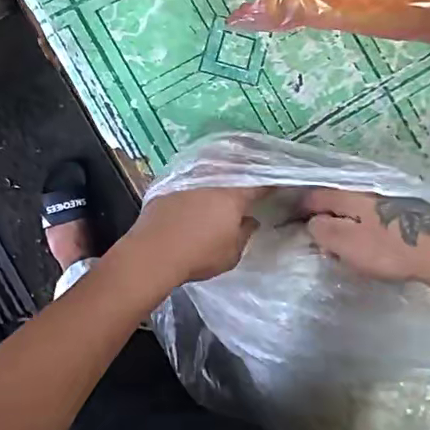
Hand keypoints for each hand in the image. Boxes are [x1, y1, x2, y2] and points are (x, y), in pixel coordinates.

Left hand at [119, 187, 268, 284]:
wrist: (152, 253)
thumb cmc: (199, 255)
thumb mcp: (231, 253)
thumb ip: (245, 234)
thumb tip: (250, 220)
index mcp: (233, 197)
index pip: (258, 186)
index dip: (269, 185)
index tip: (277, 185)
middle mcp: (212, 183)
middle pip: (232, 175)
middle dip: (242, 178)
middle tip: (248, 184)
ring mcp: (187, 183)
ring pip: (209, 175)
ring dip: (217, 180)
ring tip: (221, 186)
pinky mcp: (166, 189)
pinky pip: (188, 183)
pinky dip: (195, 188)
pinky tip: (194, 196)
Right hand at [298, 189, 429, 289]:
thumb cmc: (391, 249)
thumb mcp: (348, 244)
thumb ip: (325, 231)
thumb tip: (313, 222)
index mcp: (352, 197)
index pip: (319, 194)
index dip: (303, 205)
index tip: (292, 216)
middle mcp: (371, 192)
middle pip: (341, 198)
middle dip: (326, 211)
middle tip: (315, 229)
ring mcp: (394, 201)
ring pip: (362, 206)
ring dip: (349, 218)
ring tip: (343, 236)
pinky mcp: (413, 214)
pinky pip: (380, 216)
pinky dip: (369, 224)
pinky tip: (374, 237)